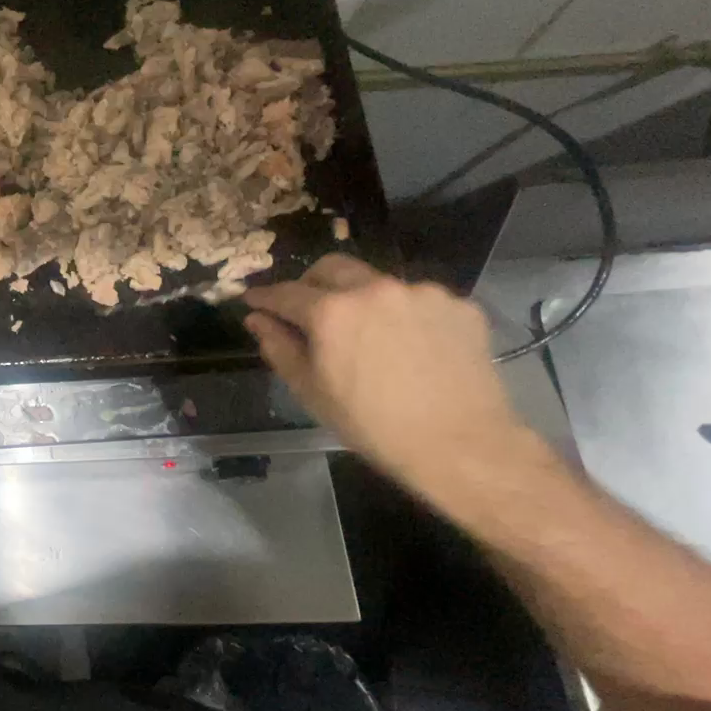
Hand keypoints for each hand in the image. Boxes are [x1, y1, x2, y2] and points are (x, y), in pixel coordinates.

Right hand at [243, 254, 530, 492]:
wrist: (457, 442)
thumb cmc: (369, 423)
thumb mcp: (309, 390)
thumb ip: (279, 347)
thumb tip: (258, 319)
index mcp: (332, 311)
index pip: (286, 293)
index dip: (264, 297)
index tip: (252, 301)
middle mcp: (376, 289)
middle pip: (332, 268)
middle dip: (310, 283)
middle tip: (306, 310)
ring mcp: (423, 293)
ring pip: (377, 283)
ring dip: (360, 300)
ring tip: (365, 335)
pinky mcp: (459, 306)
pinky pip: (418, 301)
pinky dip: (402, 315)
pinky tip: (407, 346)